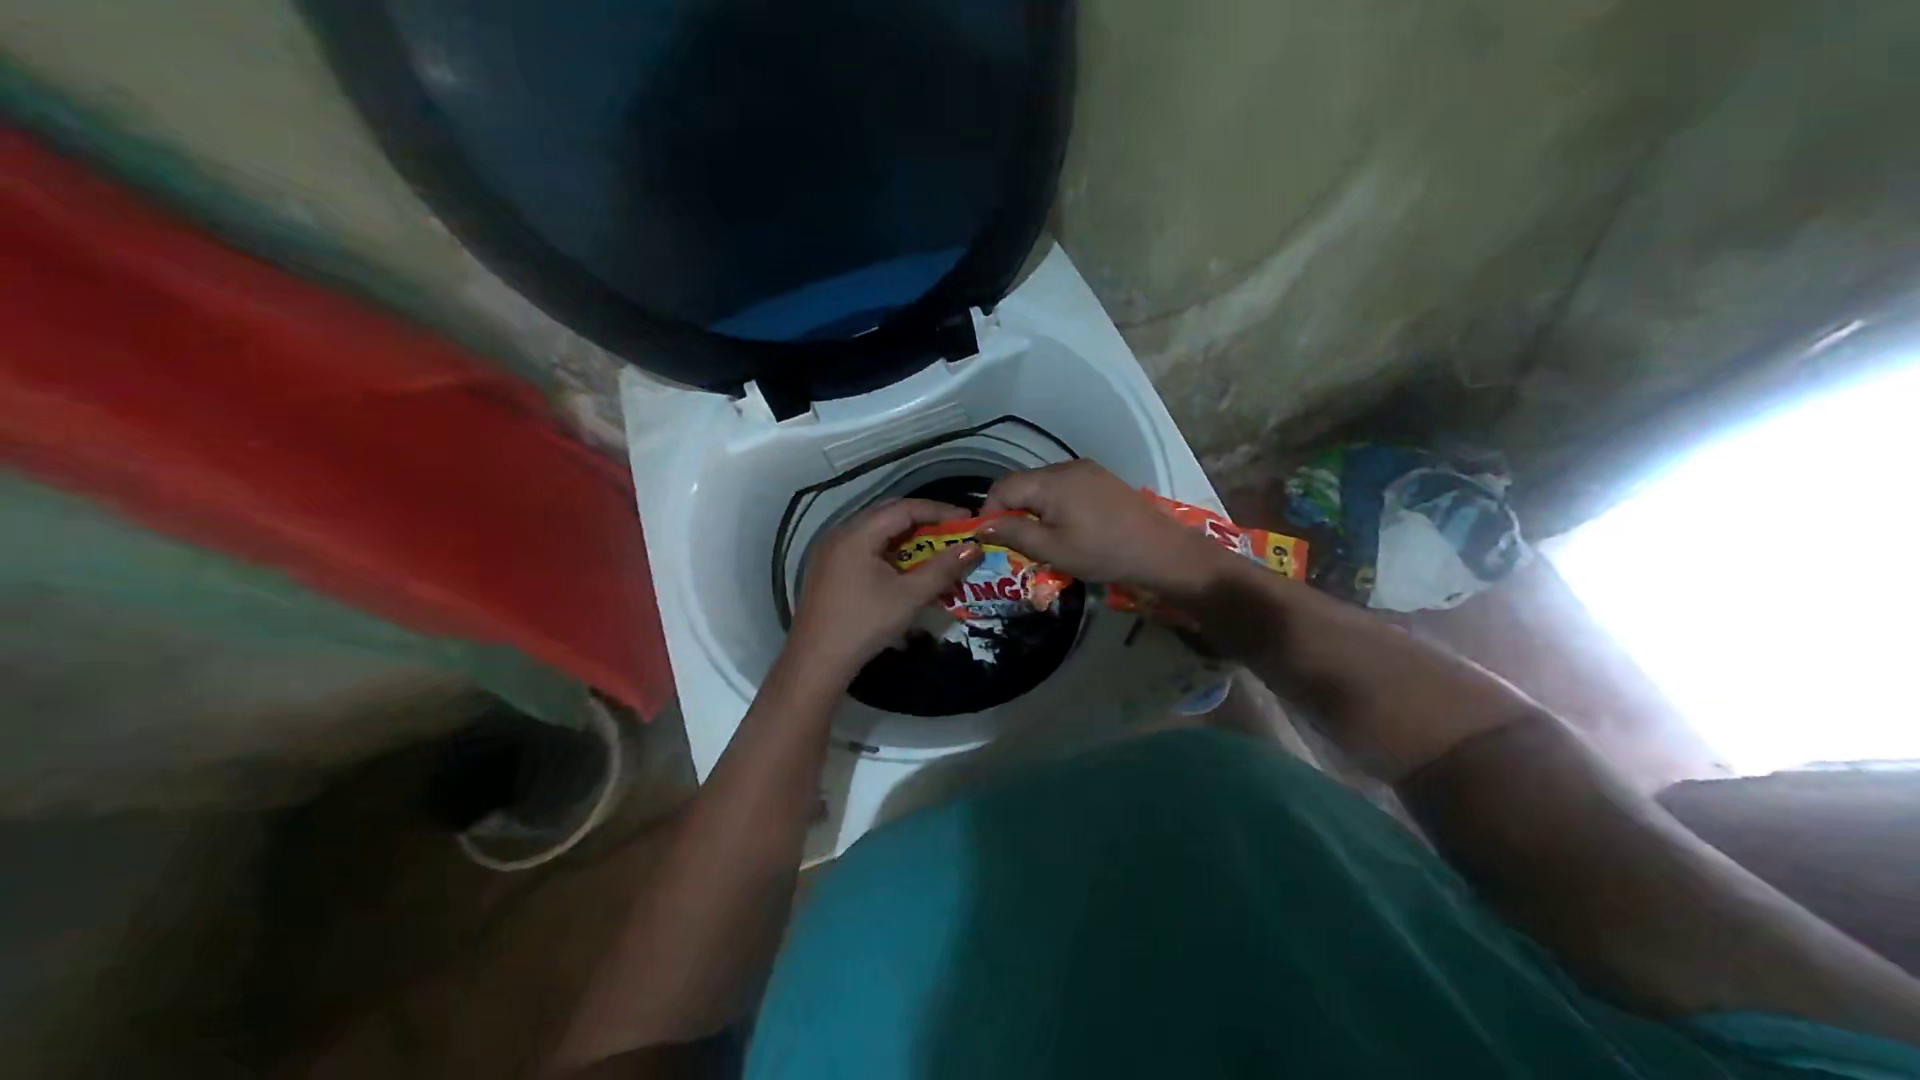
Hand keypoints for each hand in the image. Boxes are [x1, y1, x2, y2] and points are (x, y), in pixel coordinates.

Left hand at [787, 499, 981, 678]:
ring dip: (906, 534)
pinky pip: (863, 544)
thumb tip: (974, 547)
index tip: (967, 518)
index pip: (904, 508)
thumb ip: (943, 568)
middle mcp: (840, 533)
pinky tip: (905, 564)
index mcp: (857, 534)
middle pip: (888, 513)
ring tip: (935, 545)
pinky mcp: (828, 566)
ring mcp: (830, 549)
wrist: (817, 661)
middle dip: (923, 519)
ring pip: (875, 529)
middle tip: (953, 530)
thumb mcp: (910, 597)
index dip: (938, 510)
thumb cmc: (865, 625)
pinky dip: (888, 548)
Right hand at [978, 461, 1232, 599]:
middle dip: (1012, 511)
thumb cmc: (1102, 553)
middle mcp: (1066, 466)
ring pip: (1043, 486)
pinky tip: (1066, 528)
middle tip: (1016, 543)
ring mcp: (1086, 470)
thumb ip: (1014, 534)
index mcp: (1051, 481)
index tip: (992, 540)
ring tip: (1041, 539)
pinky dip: (1054, 505)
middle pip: (1023, 483)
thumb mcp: (1052, 550)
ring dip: (1033, 509)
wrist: (1160, 551)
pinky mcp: (1100, 479)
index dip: (990, 512)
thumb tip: (981, 527)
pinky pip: (1064, 487)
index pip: (1003, 487)